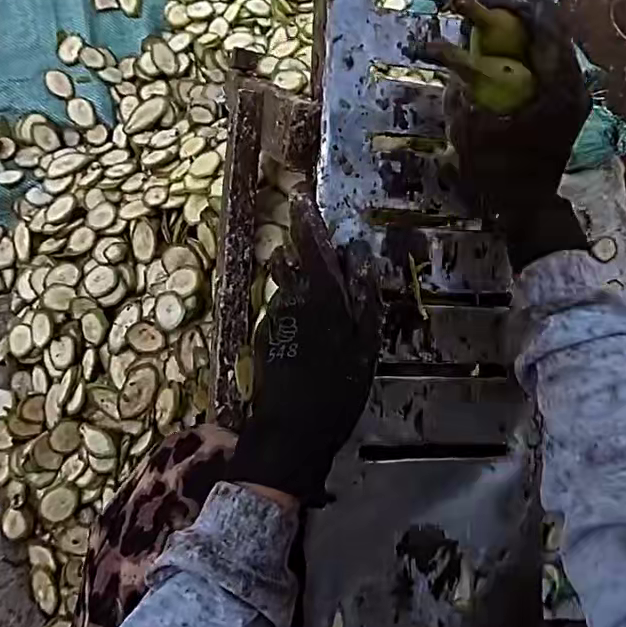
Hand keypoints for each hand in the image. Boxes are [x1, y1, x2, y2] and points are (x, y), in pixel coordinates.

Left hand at [227, 195, 380, 505]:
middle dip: (297, 240)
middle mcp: (292, 300)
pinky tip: (302, 318)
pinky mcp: (262, 332)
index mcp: (322, 298)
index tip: (300, 197)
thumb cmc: (336, 390)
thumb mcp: (363, 347)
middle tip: (304, 225)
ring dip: (291, 269)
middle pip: (293, 259)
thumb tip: (361, 258)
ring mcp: (273, 315)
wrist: (290, 429)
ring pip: (283, 281)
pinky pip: (279, 305)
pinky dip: (290, 301)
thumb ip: (363, 298)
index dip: (307, 221)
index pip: (312, 248)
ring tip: (304, 270)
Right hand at [430, 0, 590, 271]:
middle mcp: (575, 89)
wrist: (528, 206)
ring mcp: (575, 97)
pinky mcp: (568, 106)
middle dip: (526, 10)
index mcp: (557, 92)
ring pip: (557, 46)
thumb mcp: (470, 139)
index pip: (545, 33)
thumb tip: (452, 76)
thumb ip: (461, 105)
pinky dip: (532, 49)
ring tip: (503, 12)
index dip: (519, 7)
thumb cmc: (499, 175)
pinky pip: (552, 63)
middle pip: (557, 32)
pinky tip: (511, 46)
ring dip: (530, 27)